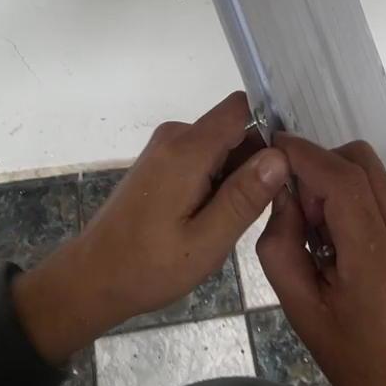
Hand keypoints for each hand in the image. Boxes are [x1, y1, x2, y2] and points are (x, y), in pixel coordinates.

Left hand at [12, 92, 289, 363]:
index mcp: (187, 150)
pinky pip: (203, 158)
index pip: (241, 108)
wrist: (94, 277)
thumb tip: (280, 155)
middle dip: (256, 161)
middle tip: (271, 207)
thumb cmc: (150, 266)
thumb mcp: (206, 242)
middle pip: (233, 129)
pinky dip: (218, 181)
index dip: (270, 128)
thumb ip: (244, 197)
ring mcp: (165, 148)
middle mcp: (175, 137)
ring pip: (221, 146)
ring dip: (237, 175)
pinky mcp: (161, 162)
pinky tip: (218, 218)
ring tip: (241, 219)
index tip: (291, 163)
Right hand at [258, 135, 385, 385]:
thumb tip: (282, 195)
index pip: (341, 179)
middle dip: (320, 164)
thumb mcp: (302, 312)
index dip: (304, 154)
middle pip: (361, 162)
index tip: (274, 148)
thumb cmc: (358, 361)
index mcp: (376, 259)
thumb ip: (281, 247)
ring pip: (374, 174)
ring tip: (321, 229)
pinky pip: (384, 196)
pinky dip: (356, 198)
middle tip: (301, 207)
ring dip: (339, 180)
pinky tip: (343, 242)